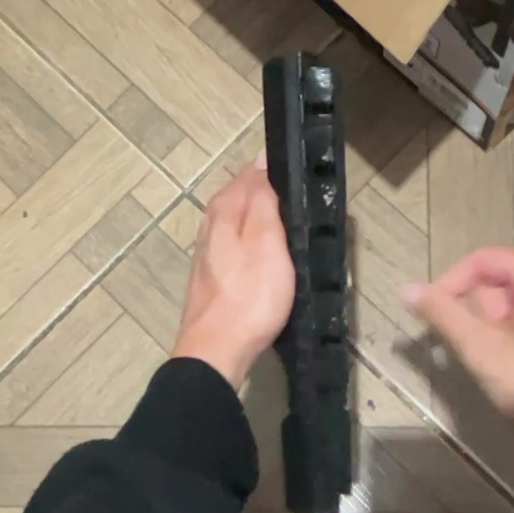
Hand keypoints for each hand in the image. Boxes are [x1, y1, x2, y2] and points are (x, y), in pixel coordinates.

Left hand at [172, 153, 294, 387]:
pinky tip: (269, 263)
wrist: (217, 351)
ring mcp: (208, 256)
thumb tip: (261, 161)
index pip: (252, 174)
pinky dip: (255, 251)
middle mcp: (209, 227)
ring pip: (239, 227)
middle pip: (243, 200)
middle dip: (271, 200)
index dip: (278, 174)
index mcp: (223, 210)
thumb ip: (263, 199)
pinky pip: (237, 252)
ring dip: (264, 226)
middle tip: (305, 212)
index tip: (305, 183)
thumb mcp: (266, 240)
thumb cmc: (250, 296)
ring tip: (293, 237)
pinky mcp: (213, 281)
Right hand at [404, 248, 513, 499]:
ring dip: (497, 326)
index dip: (450, 284)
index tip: (430, 316)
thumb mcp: (483, 350)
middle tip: (479, 351)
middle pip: (502, 278)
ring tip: (500, 362)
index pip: (484, 260)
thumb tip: (407, 289)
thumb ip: (443, 315)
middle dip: (481, 312)